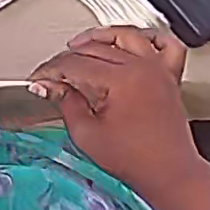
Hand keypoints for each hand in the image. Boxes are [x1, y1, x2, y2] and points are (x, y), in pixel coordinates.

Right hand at [30, 27, 207, 199]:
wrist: (169, 173)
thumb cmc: (133, 159)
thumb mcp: (86, 133)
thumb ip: (66, 102)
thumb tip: (50, 85)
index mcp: (120, 80)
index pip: (74, 64)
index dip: (50, 71)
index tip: (39, 80)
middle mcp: (142, 68)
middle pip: (94, 48)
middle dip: (66, 58)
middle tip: (51, 73)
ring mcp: (158, 69)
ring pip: (125, 36)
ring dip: (99, 36)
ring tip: (80, 44)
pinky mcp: (169, 76)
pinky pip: (164, 44)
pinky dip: (148, 38)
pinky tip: (132, 41)